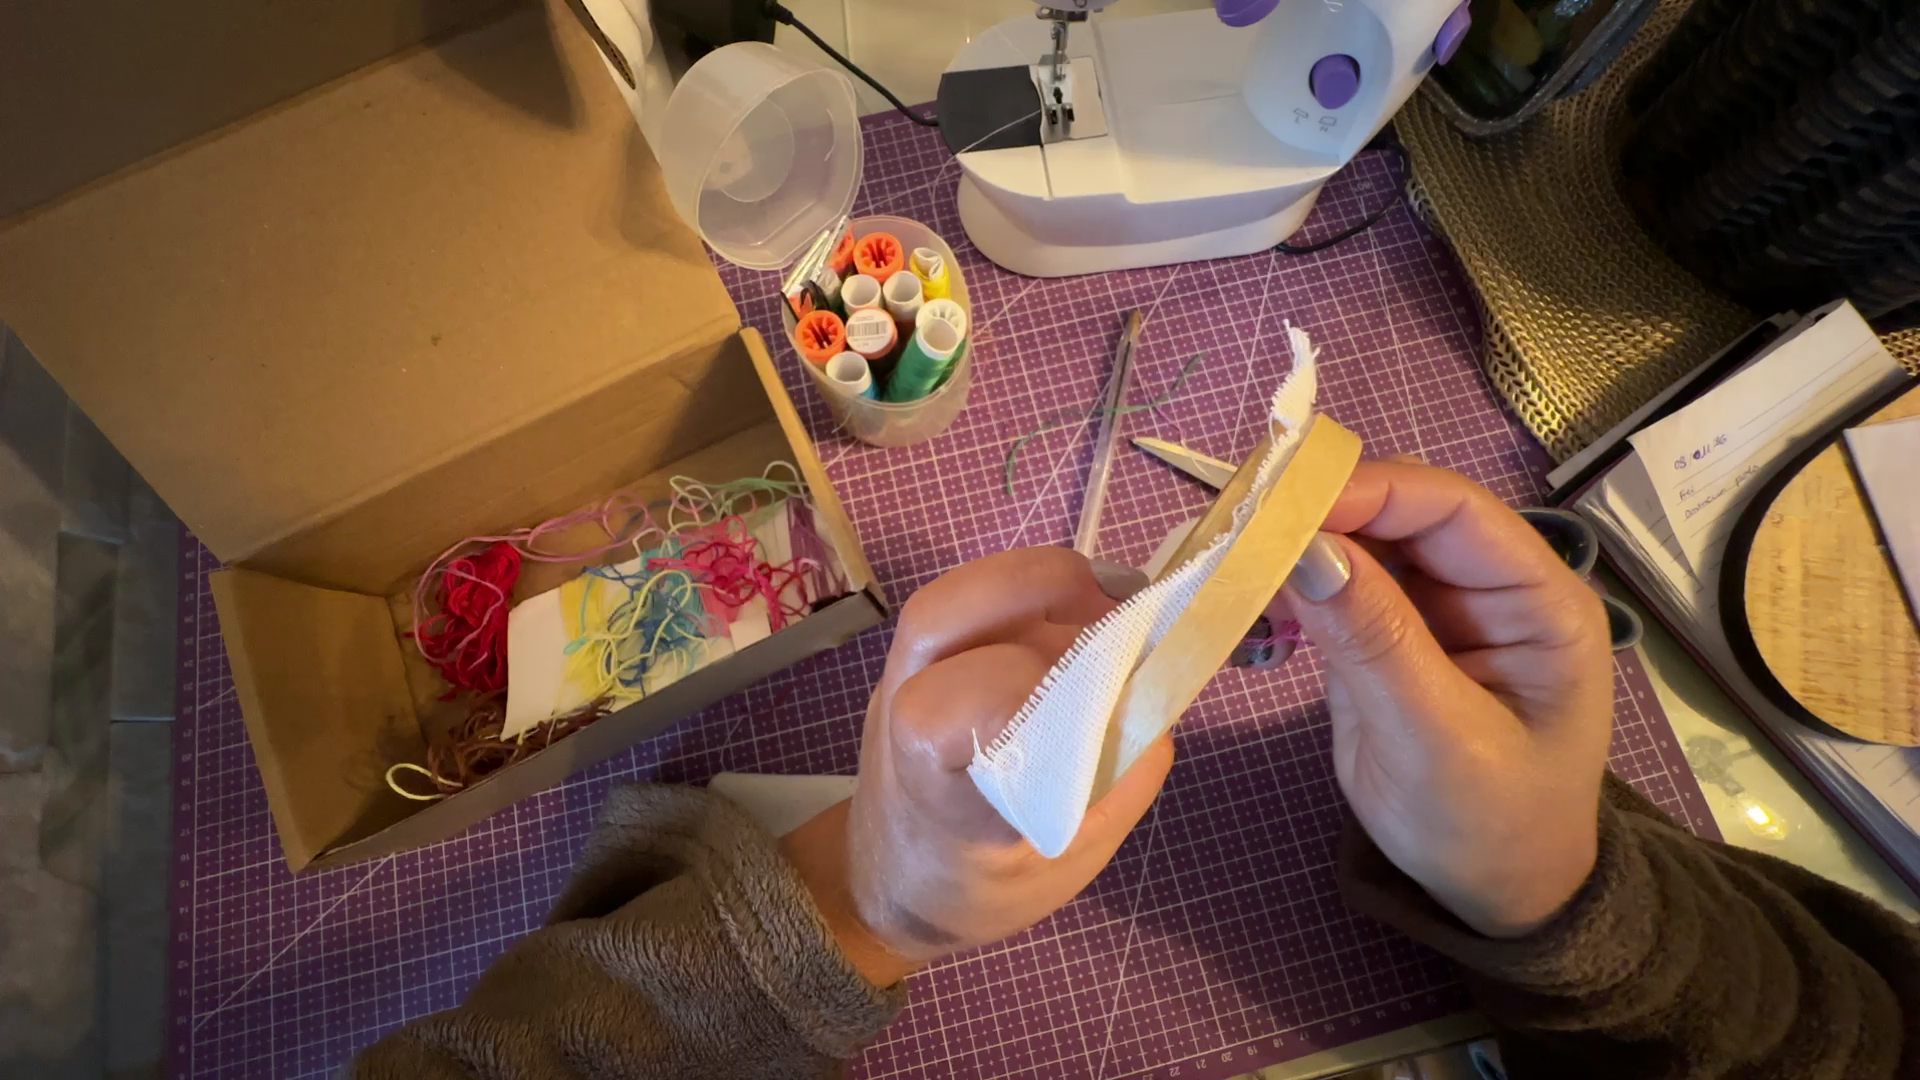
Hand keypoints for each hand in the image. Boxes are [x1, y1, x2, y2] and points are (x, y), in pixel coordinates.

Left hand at [784, 548, 1172, 982]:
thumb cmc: (981, 886)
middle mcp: (902, 716)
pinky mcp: (912, 658)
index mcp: (935, 794)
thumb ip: (1117, 773)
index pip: (945, 716)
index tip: (1100, 688)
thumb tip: (1151, 688)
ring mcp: (898, 677)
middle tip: (1122, 602)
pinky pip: (969, 604)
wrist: (892, 880)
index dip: (1020, 685)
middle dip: (1039, 587)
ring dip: (1039, 580)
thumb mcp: (1071, 856)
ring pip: (953, 596)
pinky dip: (1029, 595)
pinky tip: (1074, 616)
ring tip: (1106, 601)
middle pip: (940, 615)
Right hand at [1279, 461, 1613, 937]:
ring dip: (1290, 546)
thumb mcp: (1436, 739)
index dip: (1368, 492)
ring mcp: (1424, 605)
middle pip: (1393, 513)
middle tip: (1239, 529)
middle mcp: (1479, 584)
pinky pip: (1326, 584)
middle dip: (1317, 513)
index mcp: (1533, 599)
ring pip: (1351, 542)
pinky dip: (1283, 583)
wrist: (1478, 884)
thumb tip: (1307, 551)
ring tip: (1230, 560)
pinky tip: (1246, 596)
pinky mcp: (1377, 628)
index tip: (1282, 508)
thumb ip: (1377, 641)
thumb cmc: (1487, 823)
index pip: (1450, 509)